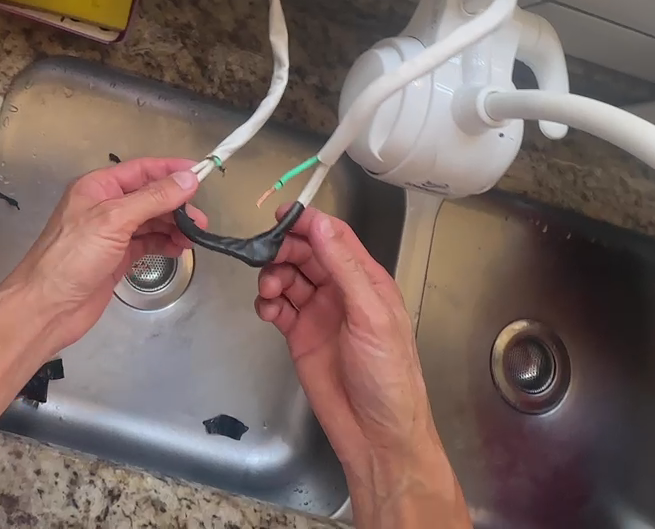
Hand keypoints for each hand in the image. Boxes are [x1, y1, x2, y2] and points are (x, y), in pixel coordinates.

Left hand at [0, 158, 203, 354]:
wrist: (47, 308)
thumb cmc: (72, 257)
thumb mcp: (114, 219)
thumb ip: (153, 198)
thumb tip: (187, 179)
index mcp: (98, 187)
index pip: (141, 170)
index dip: (171, 170)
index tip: (201, 173)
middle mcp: (105, 206)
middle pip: (149, 196)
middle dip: (176, 203)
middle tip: (200, 218)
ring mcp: (110, 233)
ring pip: (150, 221)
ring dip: (173, 226)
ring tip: (194, 236)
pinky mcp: (116, 258)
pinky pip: (146, 243)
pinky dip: (164, 243)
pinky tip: (179, 248)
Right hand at [255, 208, 466, 527]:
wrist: (377, 438)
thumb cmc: (388, 376)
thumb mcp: (371, 316)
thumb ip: (344, 267)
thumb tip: (320, 223)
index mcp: (365, 280)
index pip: (334, 237)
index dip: (309, 222)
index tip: (281, 215)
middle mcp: (340, 290)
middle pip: (306, 253)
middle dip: (284, 248)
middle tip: (266, 254)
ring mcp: (318, 312)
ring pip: (288, 276)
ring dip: (273, 274)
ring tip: (269, 289)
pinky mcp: (299, 334)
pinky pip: (277, 305)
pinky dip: (267, 302)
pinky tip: (267, 310)